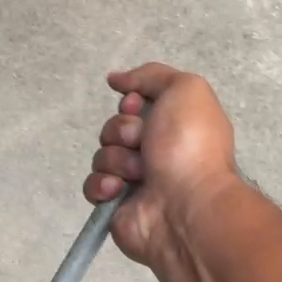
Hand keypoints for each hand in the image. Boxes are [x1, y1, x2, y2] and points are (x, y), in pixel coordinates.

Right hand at [84, 63, 242, 268]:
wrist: (185, 205)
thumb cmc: (190, 145)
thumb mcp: (185, 89)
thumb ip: (152, 75)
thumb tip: (116, 79)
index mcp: (174, 125)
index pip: (135, 104)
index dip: (131, 102)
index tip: (137, 106)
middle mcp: (155, 151)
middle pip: (114, 127)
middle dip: (122, 130)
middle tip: (142, 144)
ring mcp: (134, 181)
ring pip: (102, 155)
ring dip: (117, 160)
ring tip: (139, 173)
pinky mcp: (115, 205)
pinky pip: (92, 185)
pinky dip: (102, 185)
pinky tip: (118, 190)